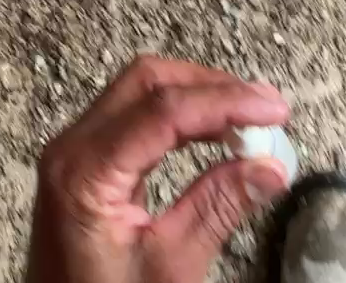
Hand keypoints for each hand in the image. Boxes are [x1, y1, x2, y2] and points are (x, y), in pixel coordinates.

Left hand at [26, 56, 292, 282]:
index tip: (275, 110)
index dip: (223, 101)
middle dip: (209, 86)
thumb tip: (273, 166)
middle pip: (146, 81)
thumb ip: (217, 208)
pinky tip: (212, 129)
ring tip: (248, 116)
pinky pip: (131, 112)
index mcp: (84, 171)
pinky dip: (176, 112)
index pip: (161, 110)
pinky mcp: (84, 157)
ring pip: (139, 89)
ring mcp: (73, 147)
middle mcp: (71, 144)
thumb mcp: (169, 268)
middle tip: (263, 107)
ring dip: (195, 94)